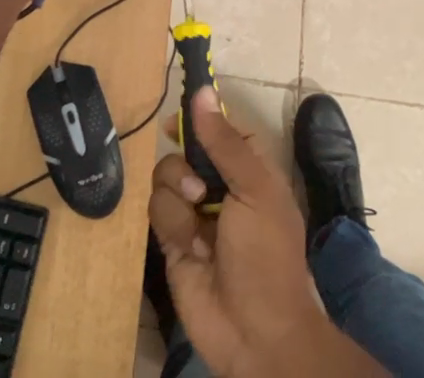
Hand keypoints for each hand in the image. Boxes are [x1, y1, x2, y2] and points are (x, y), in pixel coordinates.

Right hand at [149, 88, 387, 377]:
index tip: (178, 118)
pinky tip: (191, 248)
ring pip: (165, 179)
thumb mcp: (255, 190)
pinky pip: (158, 211)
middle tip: (199, 187)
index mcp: (251, 172)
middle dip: (184, 164)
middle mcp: (221, 188)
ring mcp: (195, 214)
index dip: (201, 121)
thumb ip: (224, 141)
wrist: (254, 331)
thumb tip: (202, 92)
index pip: (221, 131)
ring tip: (199, 227)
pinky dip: (172, 226)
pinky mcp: (173, 240)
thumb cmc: (265, 254)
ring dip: (178, 199)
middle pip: (184, 151)